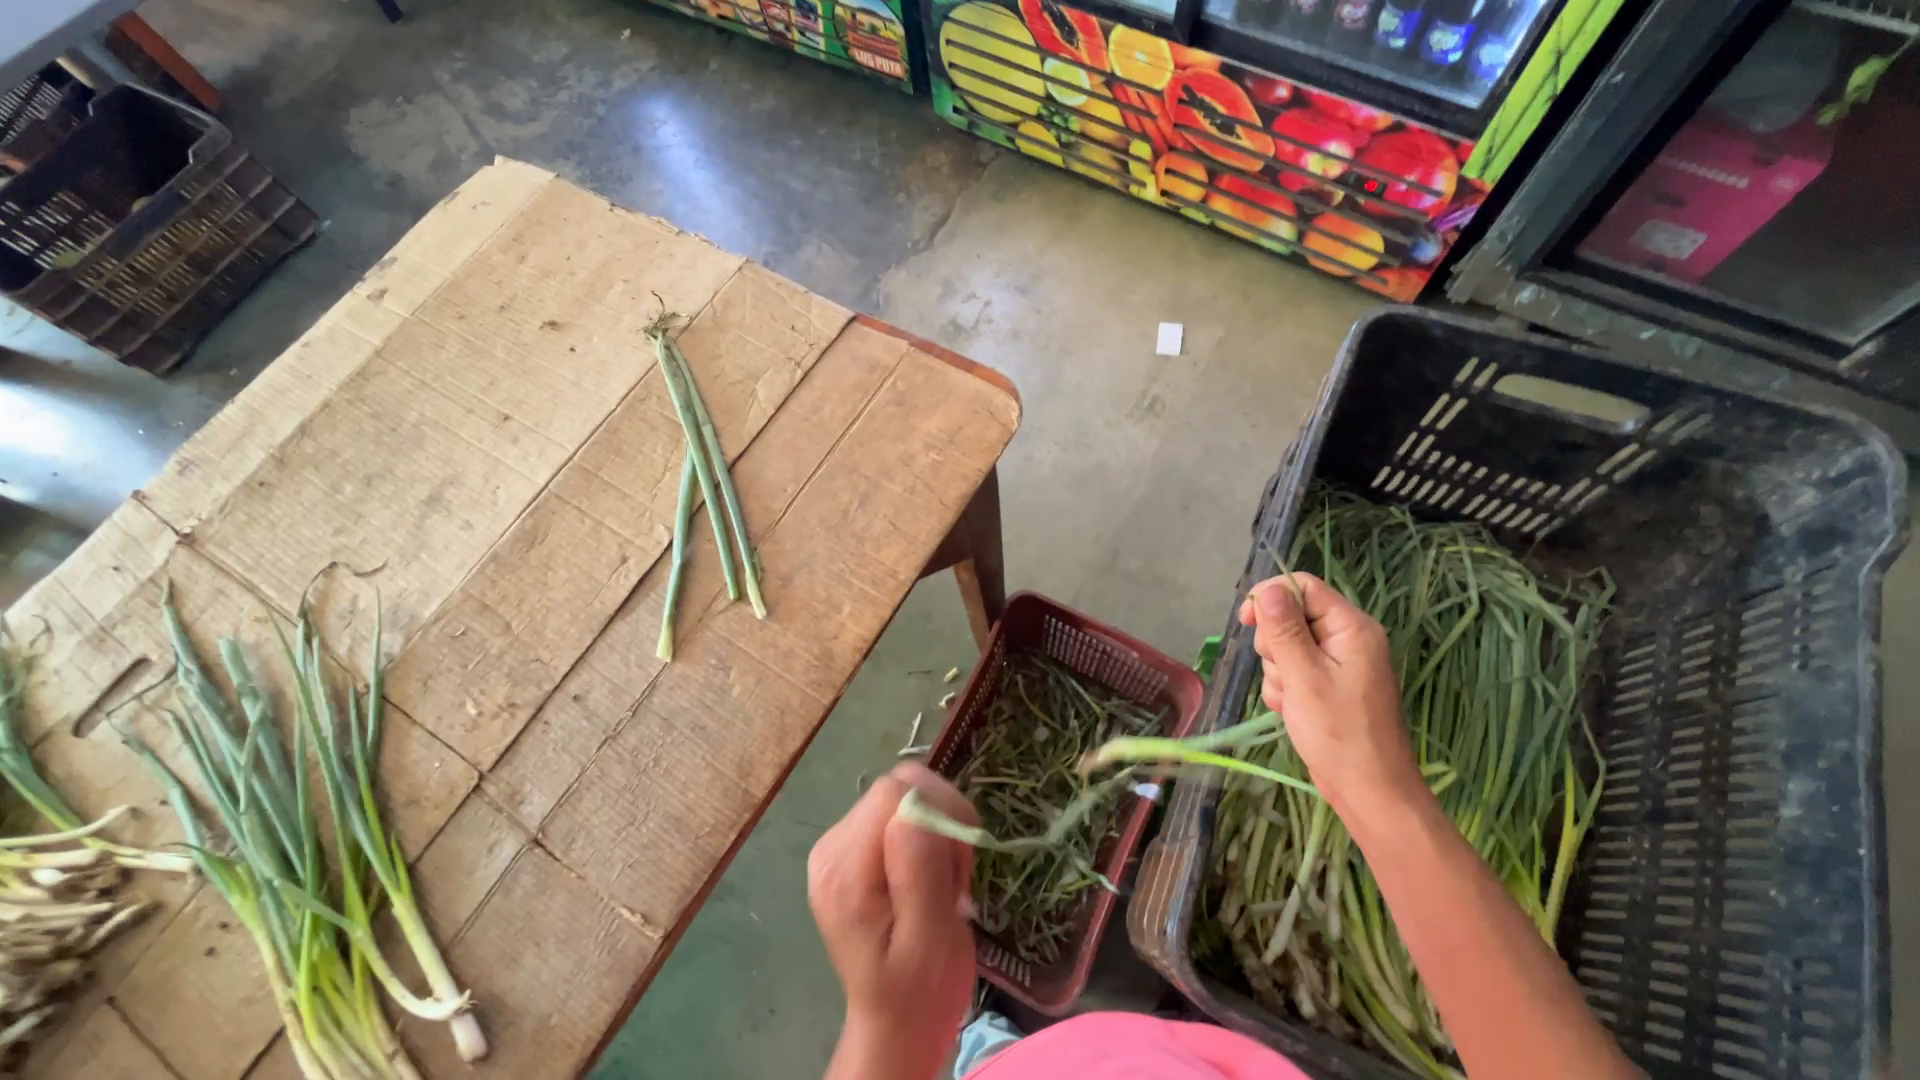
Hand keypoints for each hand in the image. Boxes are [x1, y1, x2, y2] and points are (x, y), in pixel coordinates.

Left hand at [808, 761, 976, 1079]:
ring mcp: (844, 840)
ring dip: (942, 828)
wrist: (899, 1018)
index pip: (894, 793)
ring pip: (908, 792)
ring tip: (945, 880)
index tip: (957, 870)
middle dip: (943, 821)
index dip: (939, 816)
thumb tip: (918, 807)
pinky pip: (907, 809)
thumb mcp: (928, 939)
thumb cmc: (919, 990)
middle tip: (955, 877)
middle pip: (900, 785)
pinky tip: (934, 874)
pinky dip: (933, 833)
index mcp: (843, 868)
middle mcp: (833, 844)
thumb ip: (920, 870)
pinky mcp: (861, 842)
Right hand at [1237, 573, 1425, 822]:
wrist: (1367, 789)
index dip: (1270, 597)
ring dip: (1278, 671)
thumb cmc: (1339, 732)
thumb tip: (1266, 589)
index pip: (1303, 587)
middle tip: (1284, 673)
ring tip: (1291, 699)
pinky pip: (1293, 671)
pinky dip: (1285, 688)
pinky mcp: (1328, 686)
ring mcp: (1339, 664)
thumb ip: (1284, 630)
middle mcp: (1348, 639)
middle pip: (1292, 616)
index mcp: (1351, 628)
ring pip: (1287, 646)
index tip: (1244, 621)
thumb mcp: (1304, 676)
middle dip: (1275, 644)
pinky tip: (1291, 709)